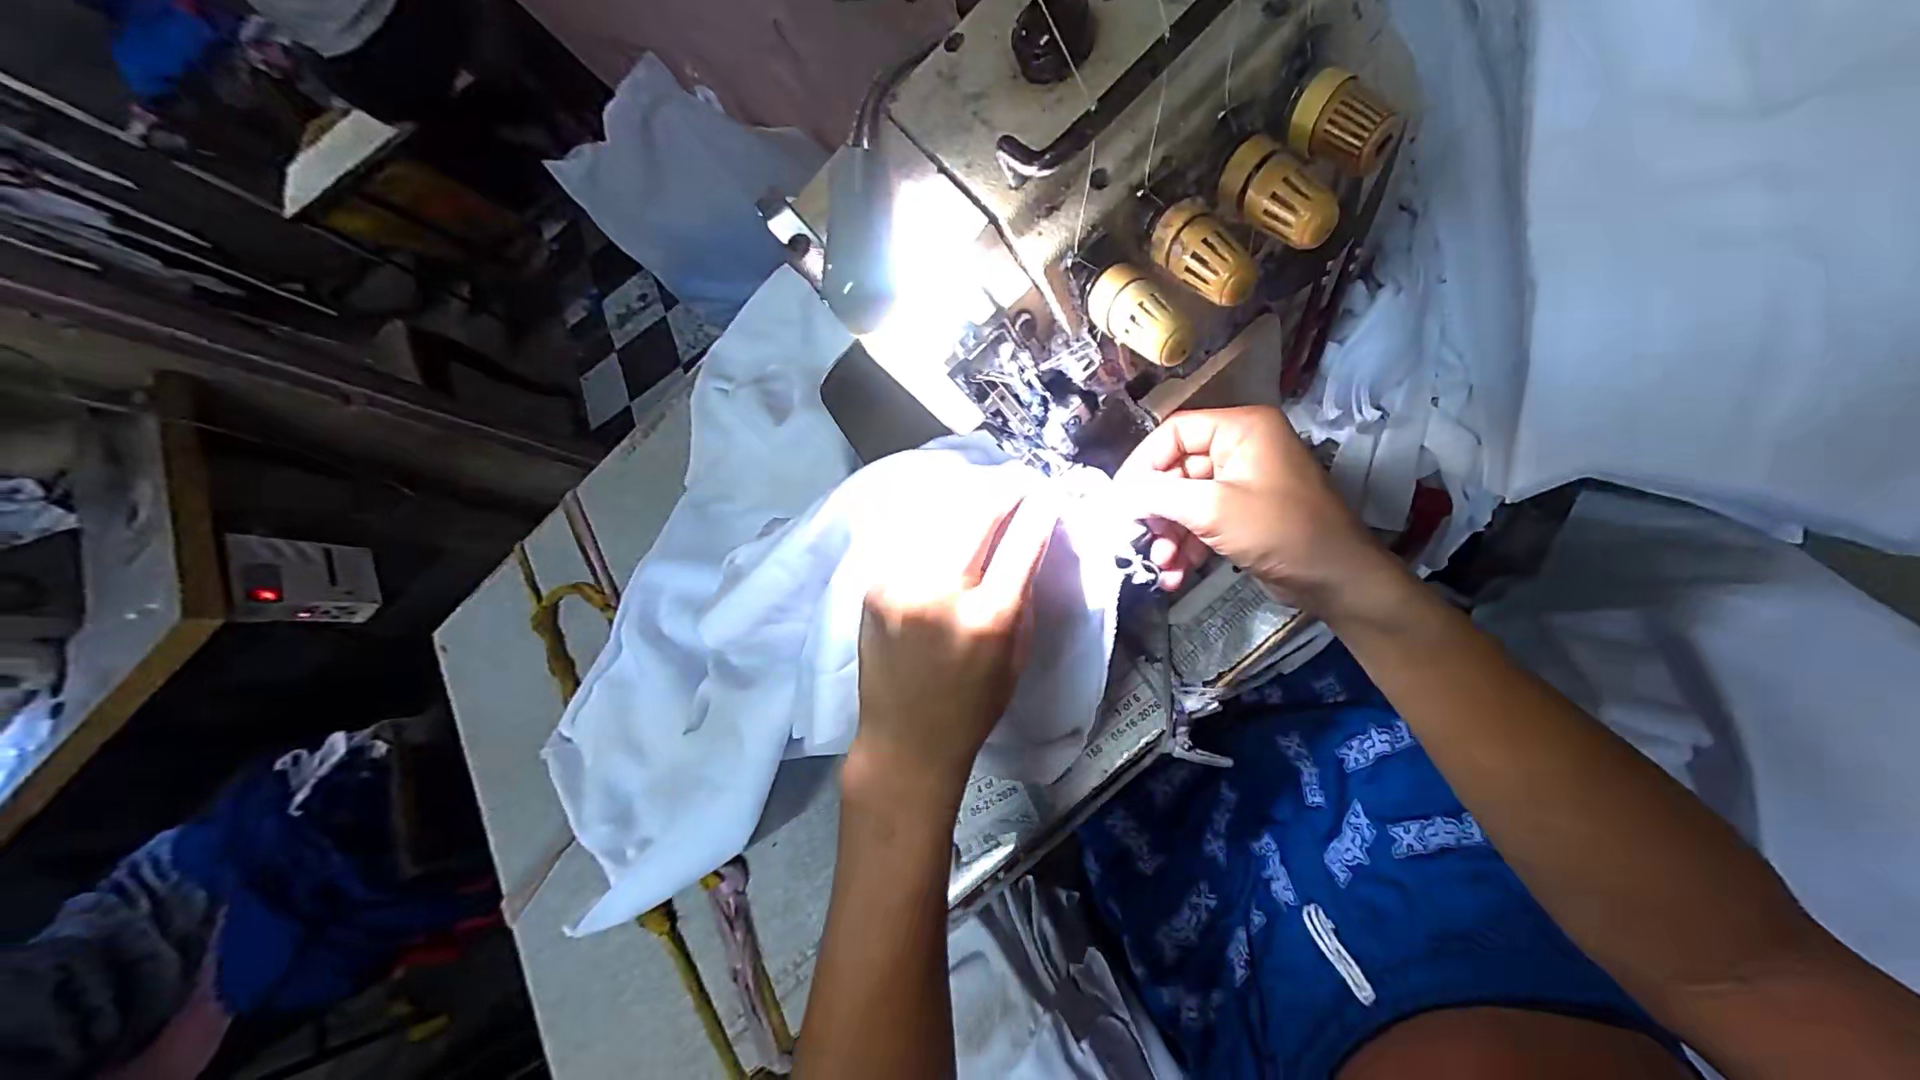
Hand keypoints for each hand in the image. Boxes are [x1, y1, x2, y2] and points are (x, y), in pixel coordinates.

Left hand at [850, 494, 1055, 812]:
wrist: (904, 739)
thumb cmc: (972, 706)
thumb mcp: (1016, 655)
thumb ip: (1020, 595)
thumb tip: (1026, 543)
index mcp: (988, 619)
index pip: (1021, 543)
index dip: (1038, 510)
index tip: (1046, 492)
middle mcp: (941, 594)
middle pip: (977, 514)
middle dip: (1003, 489)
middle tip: (1016, 479)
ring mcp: (900, 586)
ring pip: (938, 516)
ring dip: (966, 498)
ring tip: (983, 489)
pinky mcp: (873, 587)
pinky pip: (910, 538)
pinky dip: (933, 521)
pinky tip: (945, 514)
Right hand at [1117, 406, 1404, 615]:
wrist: (1337, 580)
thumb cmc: (1280, 531)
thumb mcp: (1213, 510)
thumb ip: (1160, 496)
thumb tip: (1119, 495)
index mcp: (1241, 430)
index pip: (1175, 432)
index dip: (1144, 462)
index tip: (1121, 496)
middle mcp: (1240, 450)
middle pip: (1177, 471)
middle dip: (1158, 511)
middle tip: (1139, 538)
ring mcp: (1241, 484)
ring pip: (1186, 502)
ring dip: (1169, 536)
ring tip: (1161, 565)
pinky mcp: (1242, 515)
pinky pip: (1202, 522)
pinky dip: (1186, 546)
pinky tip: (1175, 575)